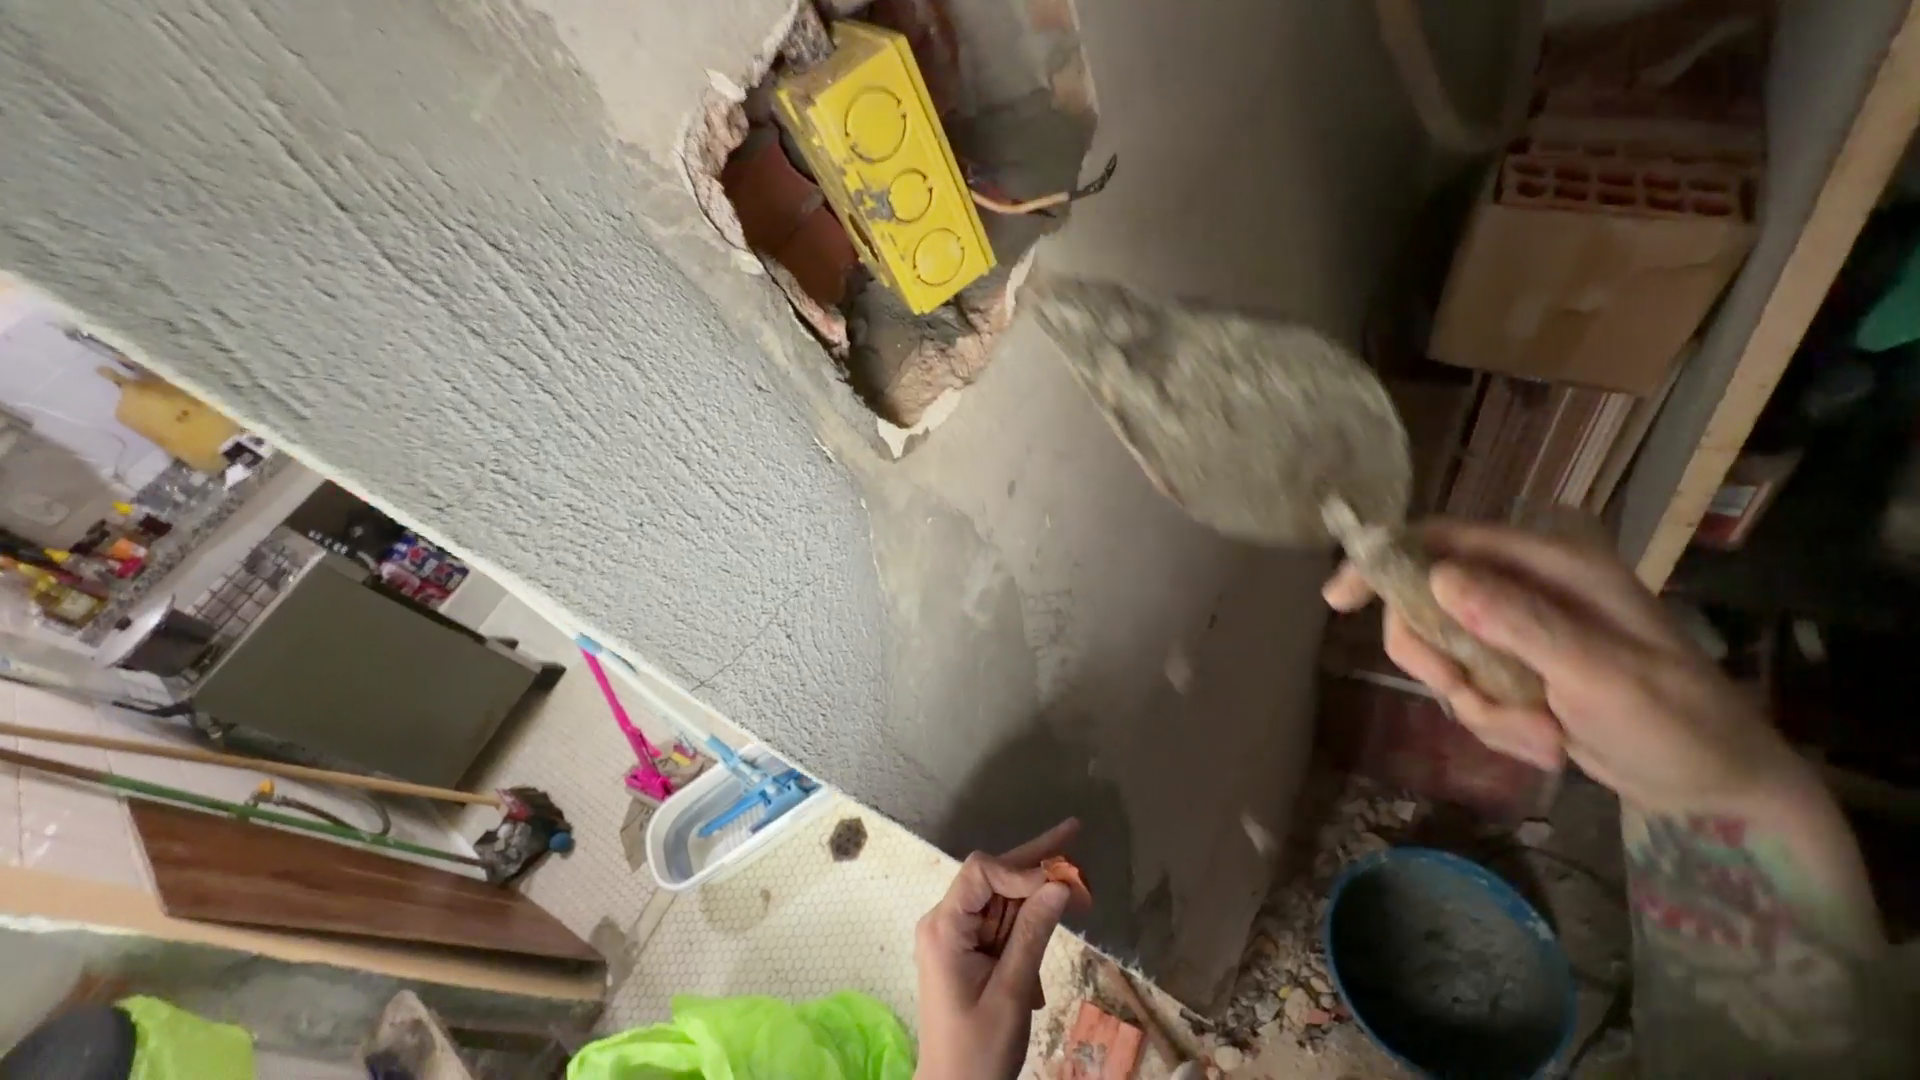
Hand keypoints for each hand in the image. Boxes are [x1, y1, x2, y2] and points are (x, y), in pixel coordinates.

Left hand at [914, 819, 1079, 1079]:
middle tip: (1075, 833)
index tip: (1060, 881)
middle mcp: (945, 922)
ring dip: (1038, 900)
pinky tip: (1045, 960)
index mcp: (944, 928)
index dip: (1021, 868)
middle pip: (993, 877)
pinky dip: (1027, 931)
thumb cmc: (978, 1050)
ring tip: (1081, 891)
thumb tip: (1058, 883)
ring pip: (1001, 899)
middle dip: (1036, 864)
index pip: (981, 872)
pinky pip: (1001, 925)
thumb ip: (1032, 934)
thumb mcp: (1011, 993)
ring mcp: (955, 936)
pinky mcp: (967, 951)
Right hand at [1323, 520, 1805, 817]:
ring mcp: (1516, 632)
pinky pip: (1464, 691)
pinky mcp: (1514, 671)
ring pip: (1442, 656)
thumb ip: (1519, 623)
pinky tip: (1546, 742)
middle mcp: (1524, 589)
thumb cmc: (1678, 721)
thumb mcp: (1600, 674)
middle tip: (1464, 695)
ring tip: (1541, 735)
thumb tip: (1439, 579)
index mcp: (1549, 566)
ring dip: (1477, 704)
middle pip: (1426, 605)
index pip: (1442, 540)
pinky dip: (1493, 723)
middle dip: (1439, 661)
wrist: (1718, 787)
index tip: (1338, 600)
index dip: (1383, 561)